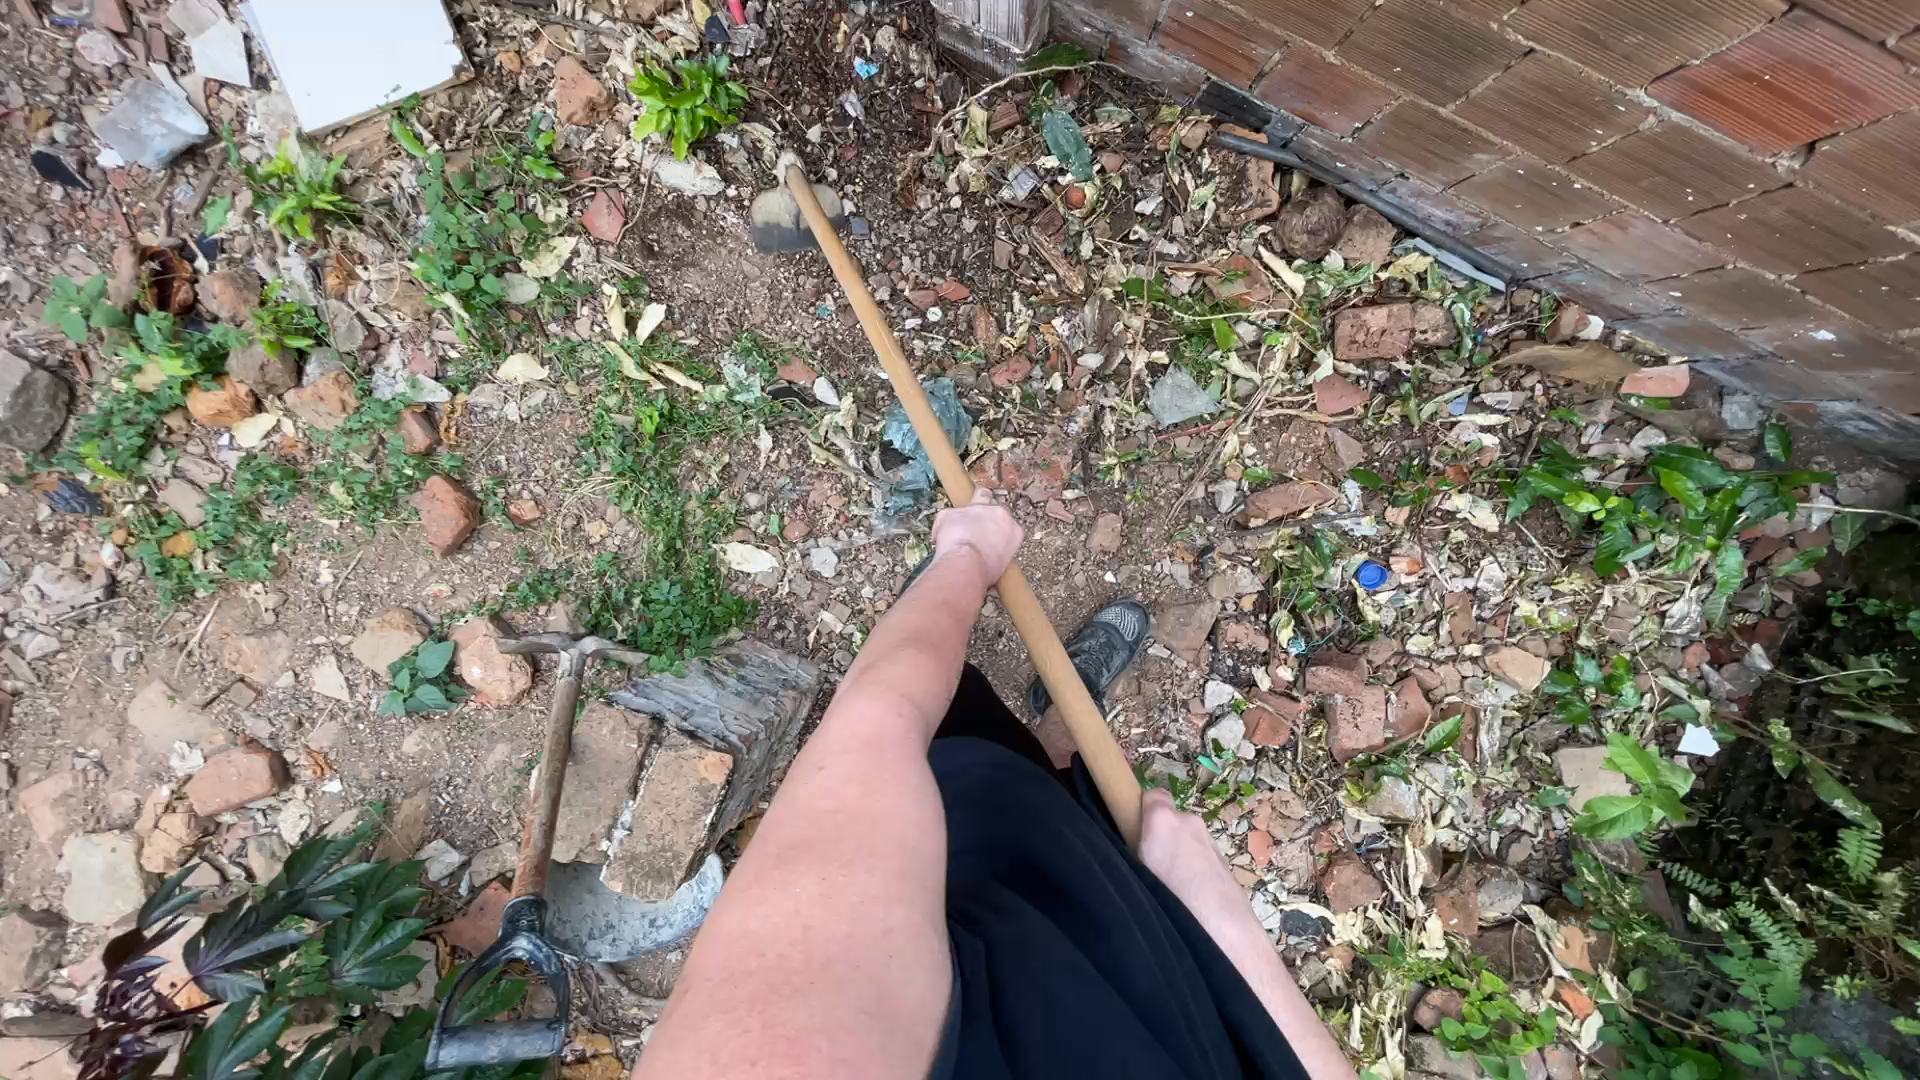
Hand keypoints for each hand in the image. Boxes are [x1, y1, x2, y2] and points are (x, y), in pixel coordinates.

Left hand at [930, 489, 1023, 589]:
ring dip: (968, 510)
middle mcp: (998, 513)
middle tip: (976, 523)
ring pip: (976, 496)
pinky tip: (939, 540)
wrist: (967, 563)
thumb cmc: (985, 571)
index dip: (996, 528)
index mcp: (1013, 530)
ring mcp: (975, 509)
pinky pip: (946, 516)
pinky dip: (941, 527)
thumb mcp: (999, 564)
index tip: (989, 536)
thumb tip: (987, 559)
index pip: (1007, 523)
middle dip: (985, 509)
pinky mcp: (953, 510)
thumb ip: (996, 551)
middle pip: (993, 503)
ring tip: (958, 526)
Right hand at [1136, 788, 1245, 926]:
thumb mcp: (1133, 871)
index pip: (1152, 795)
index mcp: (1164, 820)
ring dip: (1180, 860)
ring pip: (1189, 844)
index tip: (1133, 833)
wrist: (1226, 936)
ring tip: (1172, 893)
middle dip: (1161, 840)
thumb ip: (1130, 850)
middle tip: (1149, 869)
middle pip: (1171, 822)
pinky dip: (1197, 875)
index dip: (1142, 812)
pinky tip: (1192, 903)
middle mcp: (1191, 823)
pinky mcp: (1228, 867)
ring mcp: (1213, 845)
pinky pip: (1203, 862)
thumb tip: (1127, 849)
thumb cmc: (1169, 899)